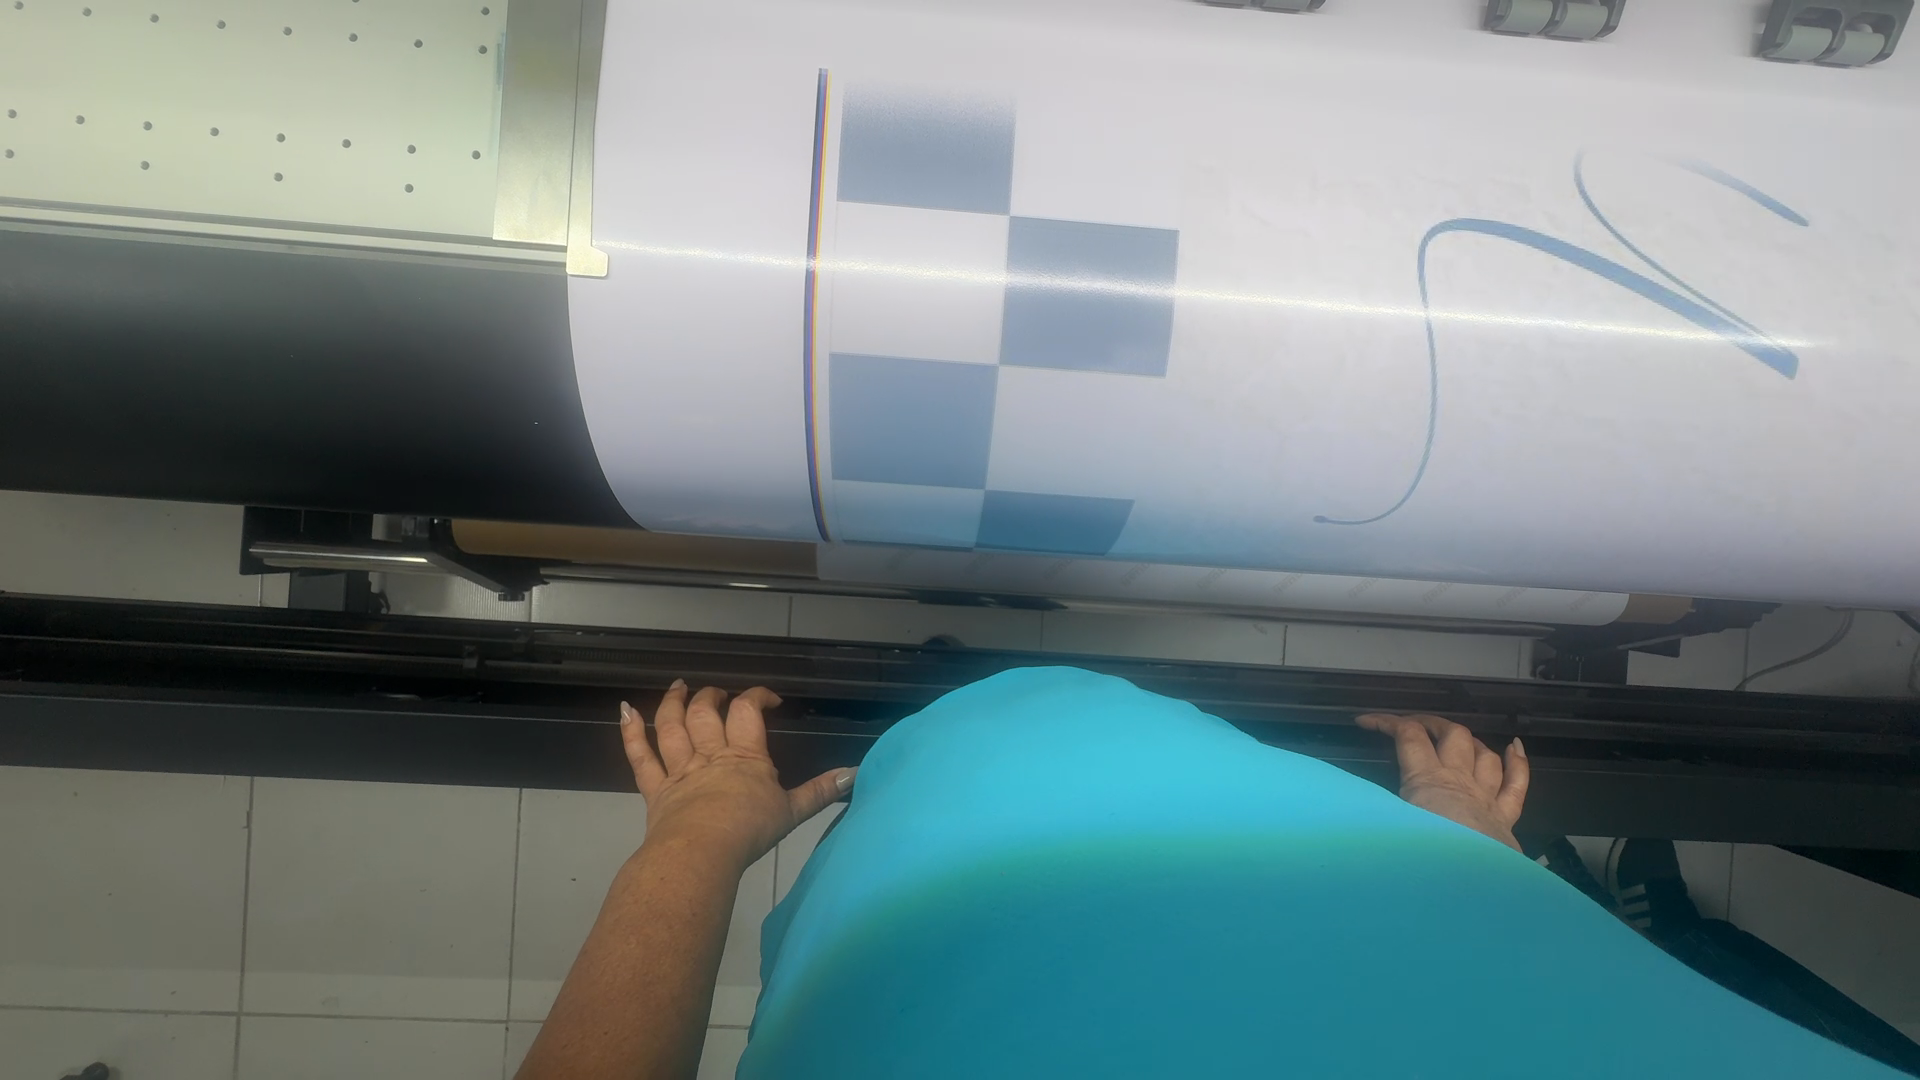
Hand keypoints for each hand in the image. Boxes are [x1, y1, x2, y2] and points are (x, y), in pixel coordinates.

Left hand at [621, 681, 854, 869]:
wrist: (701, 854)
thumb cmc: (748, 831)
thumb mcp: (792, 811)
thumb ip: (821, 791)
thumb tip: (854, 773)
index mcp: (745, 756)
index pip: (750, 711)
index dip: (758, 697)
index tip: (770, 699)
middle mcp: (711, 754)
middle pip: (708, 713)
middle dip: (713, 697)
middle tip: (718, 692)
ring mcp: (680, 770)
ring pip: (672, 726)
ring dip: (673, 703)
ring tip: (678, 687)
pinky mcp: (655, 789)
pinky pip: (640, 756)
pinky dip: (630, 732)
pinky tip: (624, 711)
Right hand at [1355, 713, 1528, 850]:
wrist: (1474, 888)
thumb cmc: (1426, 853)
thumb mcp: (1391, 822)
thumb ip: (1376, 802)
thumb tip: (1353, 793)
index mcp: (1426, 779)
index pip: (1407, 735)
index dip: (1384, 721)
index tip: (1363, 721)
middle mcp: (1459, 779)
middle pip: (1451, 734)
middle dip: (1429, 722)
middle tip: (1410, 726)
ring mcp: (1487, 796)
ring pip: (1483, 754)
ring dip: (1467, 740)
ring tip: (1452, 738)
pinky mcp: (1507, 817)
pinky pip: (1517, 783)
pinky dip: (1518, 762)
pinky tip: (1515, 748)